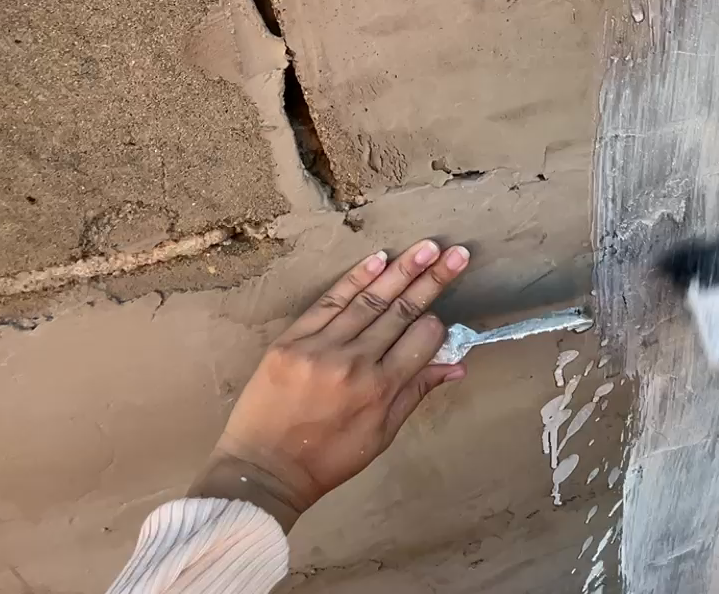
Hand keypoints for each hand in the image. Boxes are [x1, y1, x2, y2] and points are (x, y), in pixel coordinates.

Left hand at [191, 241, 470, 528]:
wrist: (260, 471)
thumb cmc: (328, 458)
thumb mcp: (382, 434)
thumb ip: (417, 392)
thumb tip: (457, 365)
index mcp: (380, 390)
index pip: (422, 339)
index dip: (436, 326)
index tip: (439, 319)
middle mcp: (354, 363)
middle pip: (402, 311)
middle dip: (433, 280)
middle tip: (457, 253)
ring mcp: (321, 348)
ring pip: (371, 300)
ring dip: (403, 269)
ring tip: (428, 246)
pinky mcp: (292, 340)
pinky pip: (331, 301)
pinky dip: (357, 278)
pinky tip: (379, 257)